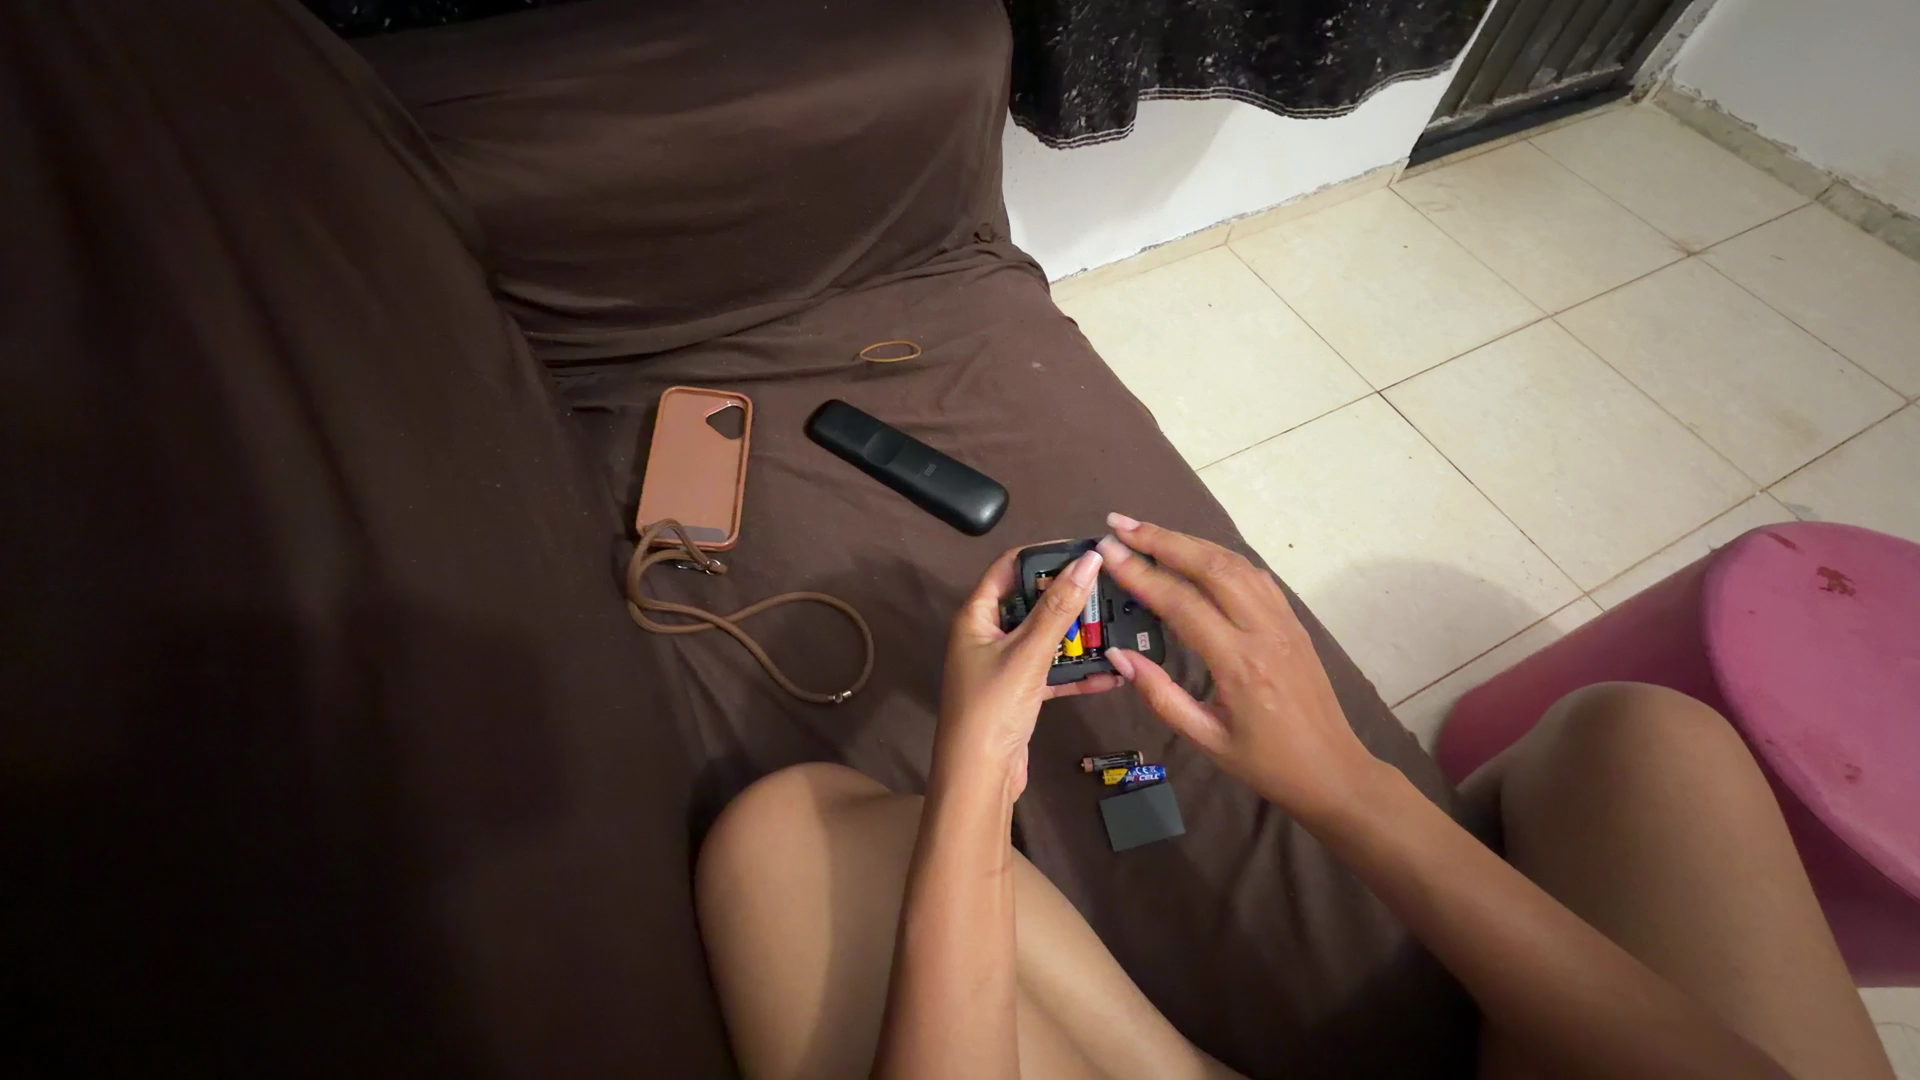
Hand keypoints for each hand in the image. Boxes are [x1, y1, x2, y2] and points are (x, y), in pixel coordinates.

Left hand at [937, 546, 1122, 800]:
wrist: (979, 778)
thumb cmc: (993, 707)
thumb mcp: (1028, 653)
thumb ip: (1059, 608)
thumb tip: (1088, 559)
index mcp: (976, 615)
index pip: (1010, 567)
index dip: (1046, 555)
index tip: (1087, 551)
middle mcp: (987, 633)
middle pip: (1032, 601)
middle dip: (1069, 597)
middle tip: (1111, 589)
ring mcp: (1004, 663)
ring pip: (1045, 637)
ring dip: (1077, 636)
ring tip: (1118, 626)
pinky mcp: (1019, 691)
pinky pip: (1051, 671)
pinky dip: (1076, 672)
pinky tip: (1111, 674)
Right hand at [1096, 515, 1386, 824]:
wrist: (1334, 771)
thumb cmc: (1265, 762)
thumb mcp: (1205, 739)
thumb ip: (1160, 695)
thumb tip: (1118, 655)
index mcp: (1239, 664)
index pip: (1182, 604)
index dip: (1142, 574)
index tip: (1109, 552)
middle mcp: (1264, 631)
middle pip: (1210, 567)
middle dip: (1161, 539)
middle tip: (1120, 524)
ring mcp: (1283, 620)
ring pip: (1233, 563)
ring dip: (1187, 541)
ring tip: (1146, 531)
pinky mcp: (1292, 620)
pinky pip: (1253, 575)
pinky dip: (1217, 556)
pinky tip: (1193, 552)